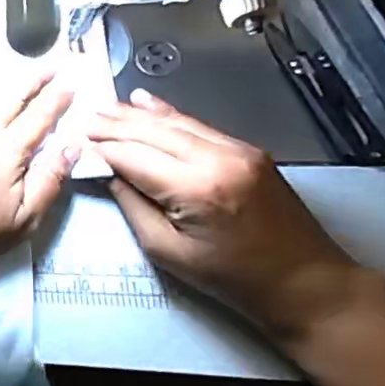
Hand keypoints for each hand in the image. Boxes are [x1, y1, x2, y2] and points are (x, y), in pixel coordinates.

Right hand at [87, 89, 362, 342]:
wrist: (307, 282)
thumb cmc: (234, 281)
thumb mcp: (171, 255)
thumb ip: (135, 209)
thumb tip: (111, 175)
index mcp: (196, 189)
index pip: (136, 157)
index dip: (105, 149)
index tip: (78, 141)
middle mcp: (217, 158)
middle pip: (154, 131)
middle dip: (117, 124)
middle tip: (85, 117)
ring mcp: (237, 148)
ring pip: (177, 122)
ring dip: (139, 114)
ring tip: (108, 107)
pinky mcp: (248, 149)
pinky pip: (199, 126)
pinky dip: (169, 115)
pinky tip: (147, 103)